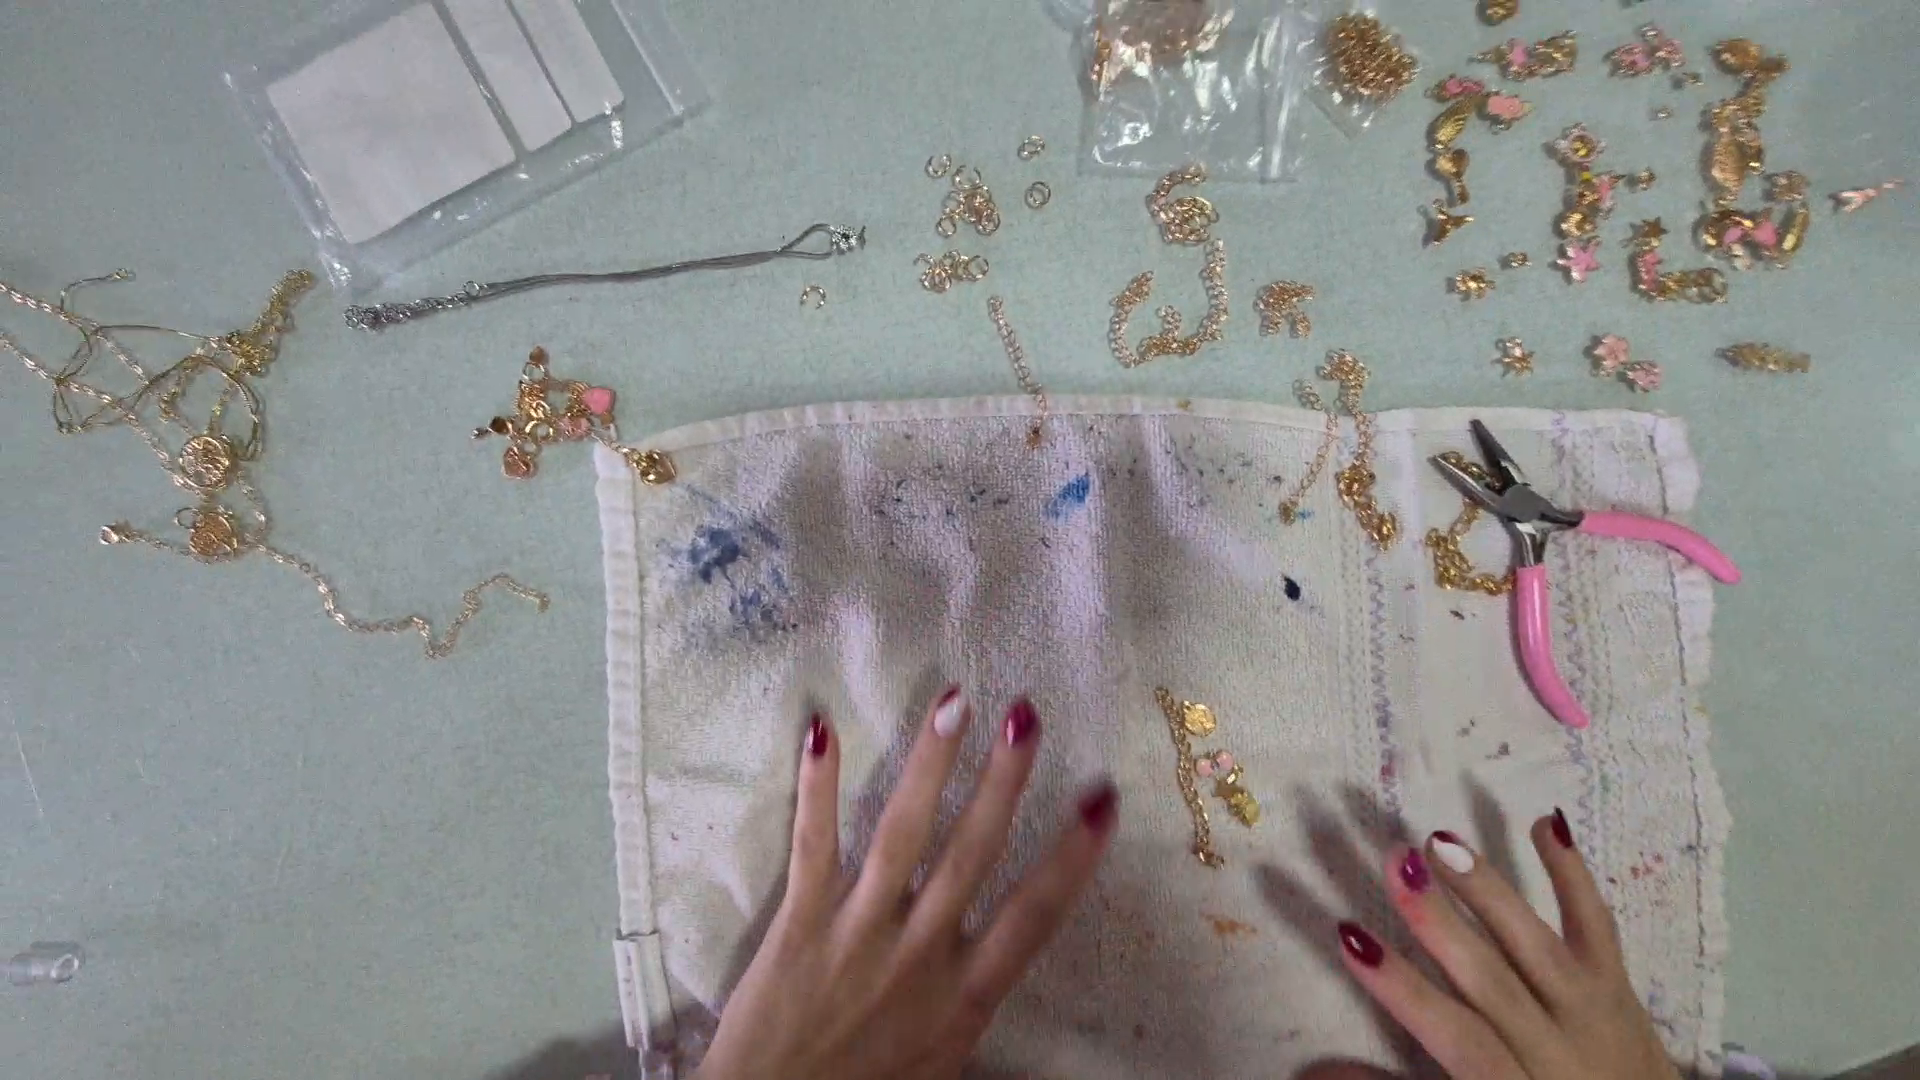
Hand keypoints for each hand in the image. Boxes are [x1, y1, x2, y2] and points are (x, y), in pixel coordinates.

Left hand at [696, 692, 1118, 1079]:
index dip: (1072, 856)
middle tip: (1026, 717)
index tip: (1102, 798)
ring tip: (955, 704)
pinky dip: (816, 787)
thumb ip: (975, 1007)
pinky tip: (822, 729)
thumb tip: (1008, 954)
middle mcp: (919, 953)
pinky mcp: (800, 921)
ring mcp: (858, 930)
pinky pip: (812, 844)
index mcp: (962, 995)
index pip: (1033, 916)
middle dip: (1003, 783)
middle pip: (972, 853)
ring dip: (931, 766)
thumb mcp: (943, 1065)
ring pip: (903, 834)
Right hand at [1319, 811, 1680, 1079]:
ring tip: (1438, 839)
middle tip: (1397, 860)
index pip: (1456, 1034)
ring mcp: (1591, 1010)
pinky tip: (1545, 821)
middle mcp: (1555, 1046)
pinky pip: (1598, 927)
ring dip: (1487, 890)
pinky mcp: (1616, 984)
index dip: (1403, 987)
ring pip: (1537, 946)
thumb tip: (1307, 1069)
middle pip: (1493, 979)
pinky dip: (1573, 874)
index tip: (1348, 935)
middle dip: (1440, 920)